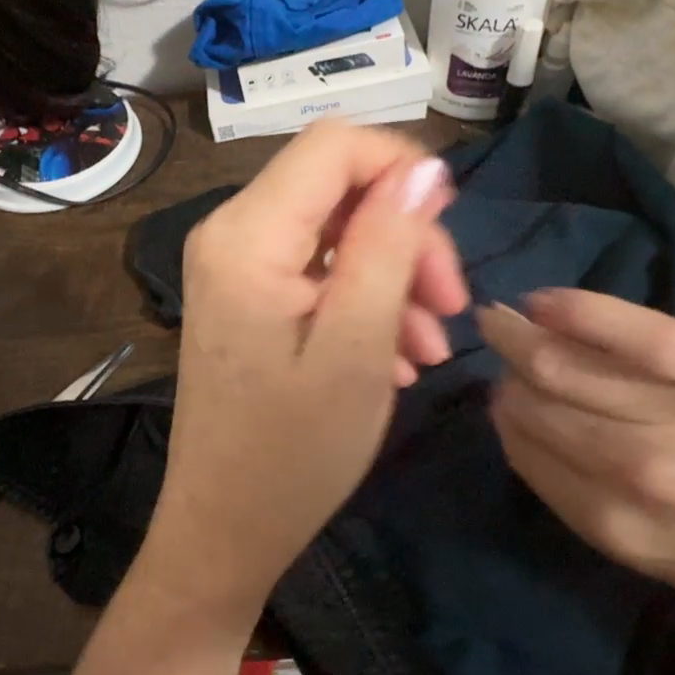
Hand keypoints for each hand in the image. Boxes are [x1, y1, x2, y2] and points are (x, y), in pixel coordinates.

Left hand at [146, 122, 468, 612]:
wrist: (225, 530)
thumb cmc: (293, 452)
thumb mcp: (357, 346)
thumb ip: (389, 245)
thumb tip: (422, 169)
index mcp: (247, 234)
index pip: (335, 144)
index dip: (402, 171)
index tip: (449, 236)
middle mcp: (229, 233)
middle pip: (339, 187)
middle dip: (405, 237)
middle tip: (450, 309)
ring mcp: (234, 265)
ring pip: (335, 230)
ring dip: (393, 276)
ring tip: (427, 348)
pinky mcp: (245, 295)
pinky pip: (315, 269)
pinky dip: (363, 299)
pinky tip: (395, 356)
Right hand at [477, 289, 674, 650]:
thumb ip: (616, 506)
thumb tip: (555, 440)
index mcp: (624, 531)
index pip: (528, 452)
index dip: (506, 417)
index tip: (497, 393)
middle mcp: (637, 474)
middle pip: (540, 402)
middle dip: (507, 370)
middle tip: (489, 340)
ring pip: (570, 364)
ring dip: (523, 335)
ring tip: (501, 315)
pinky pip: (636, 331)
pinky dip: (582, 311)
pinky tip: (545, 298)